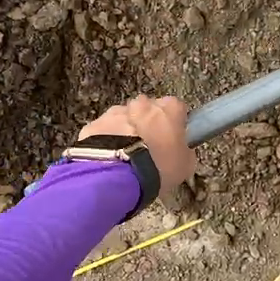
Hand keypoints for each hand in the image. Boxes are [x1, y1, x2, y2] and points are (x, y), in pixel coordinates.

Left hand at [77, 95, 195, 193]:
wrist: (117, 176)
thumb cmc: (157, 166)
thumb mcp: (185, 165)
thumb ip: (184, 151)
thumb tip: (181, 152)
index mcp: (170, 108)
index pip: (177, 109)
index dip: (174, 125)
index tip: (172, 140)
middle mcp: (144, 104)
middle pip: (148, 110)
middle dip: (148, 125)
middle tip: (148, 150)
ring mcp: (117, 112)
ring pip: (124, 119)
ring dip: (126, 133)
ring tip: (125, 158)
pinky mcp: (95, 124)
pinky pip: (103, 131)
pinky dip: (105, 142)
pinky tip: (108, 160)